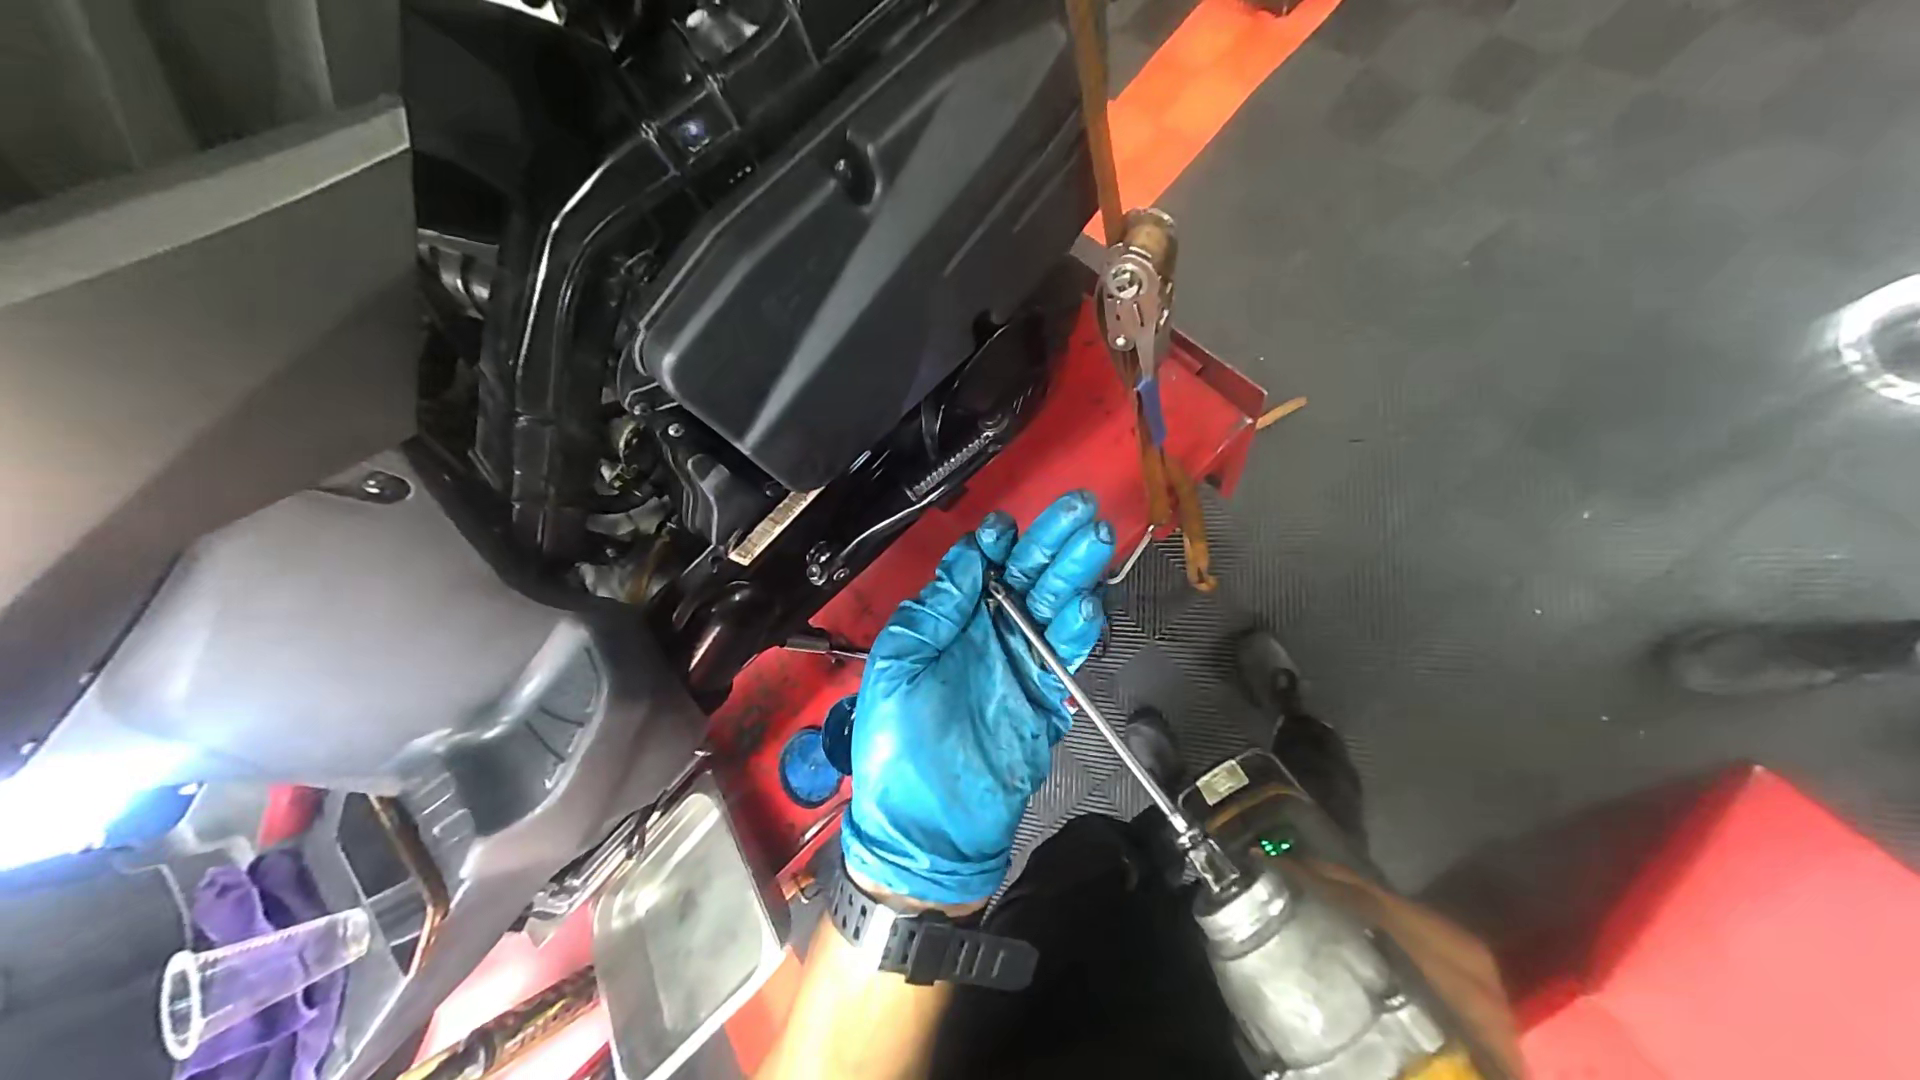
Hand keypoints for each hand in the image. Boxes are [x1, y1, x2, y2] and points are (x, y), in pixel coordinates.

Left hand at [841, 492, 1116, 906]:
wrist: (926, 829)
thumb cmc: (897, 747)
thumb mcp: (898, 664)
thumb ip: (934, 610)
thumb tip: (965, 558)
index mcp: (948, 625)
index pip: (980, 569)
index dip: (995, 543)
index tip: (1006, 526)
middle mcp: (986, 637)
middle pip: (1026, 579)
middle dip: (1050, 543)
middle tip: (1076, 510)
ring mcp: (1017, 665)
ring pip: (1052, 607)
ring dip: (1073, 574)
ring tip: (1092, 541)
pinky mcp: (1043, 699)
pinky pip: (1064, 656)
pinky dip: (1076, 630)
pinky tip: (1085, 606)